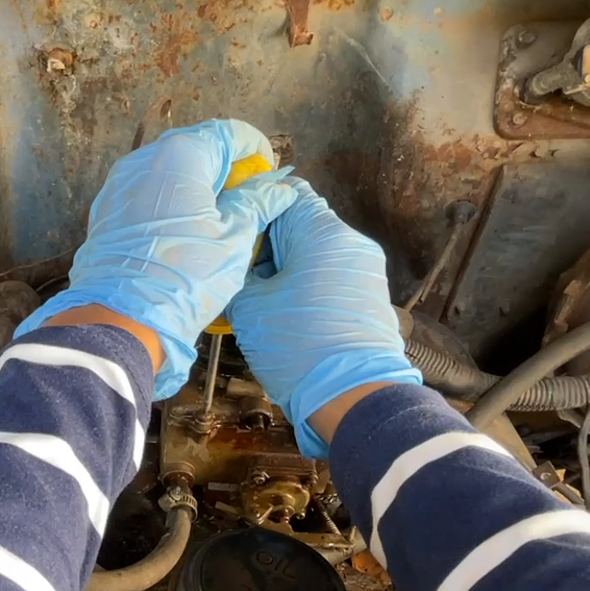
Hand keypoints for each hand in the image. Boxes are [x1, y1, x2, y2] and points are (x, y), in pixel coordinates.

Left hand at [17, 119, 297, 396]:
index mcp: (181, 154)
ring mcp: (118, 186)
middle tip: (244, 203)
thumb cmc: (186, 276)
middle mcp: (144, 160)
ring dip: (195, 189)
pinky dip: (168, 205)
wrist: (121, 318)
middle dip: (224, 171)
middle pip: (195, 150)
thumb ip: (257, 203)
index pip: (229, 134)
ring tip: (214, 222)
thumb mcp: (234, 238)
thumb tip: (278, 187)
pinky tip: (182, 234)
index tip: (267, 179)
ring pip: (168, 175)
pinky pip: (145, 197)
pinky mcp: (104, 213)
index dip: (256, 152)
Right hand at [227, 178, 420, 456]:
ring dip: (278, 267)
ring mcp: (363, 272)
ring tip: (247, 291)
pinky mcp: (365, 298)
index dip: (252, 203)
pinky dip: (298, 285)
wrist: (351, 397)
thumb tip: (236, 264)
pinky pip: (324, 277)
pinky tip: (273, 309)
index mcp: (323, 233)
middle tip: (228, 264)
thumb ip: (239, 273)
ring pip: (310, 254)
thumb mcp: (250, 307)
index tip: (225, 223)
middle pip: (298, 225)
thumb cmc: (298, 345)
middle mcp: (350, 244)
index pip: (285, 193)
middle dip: (262, 242)